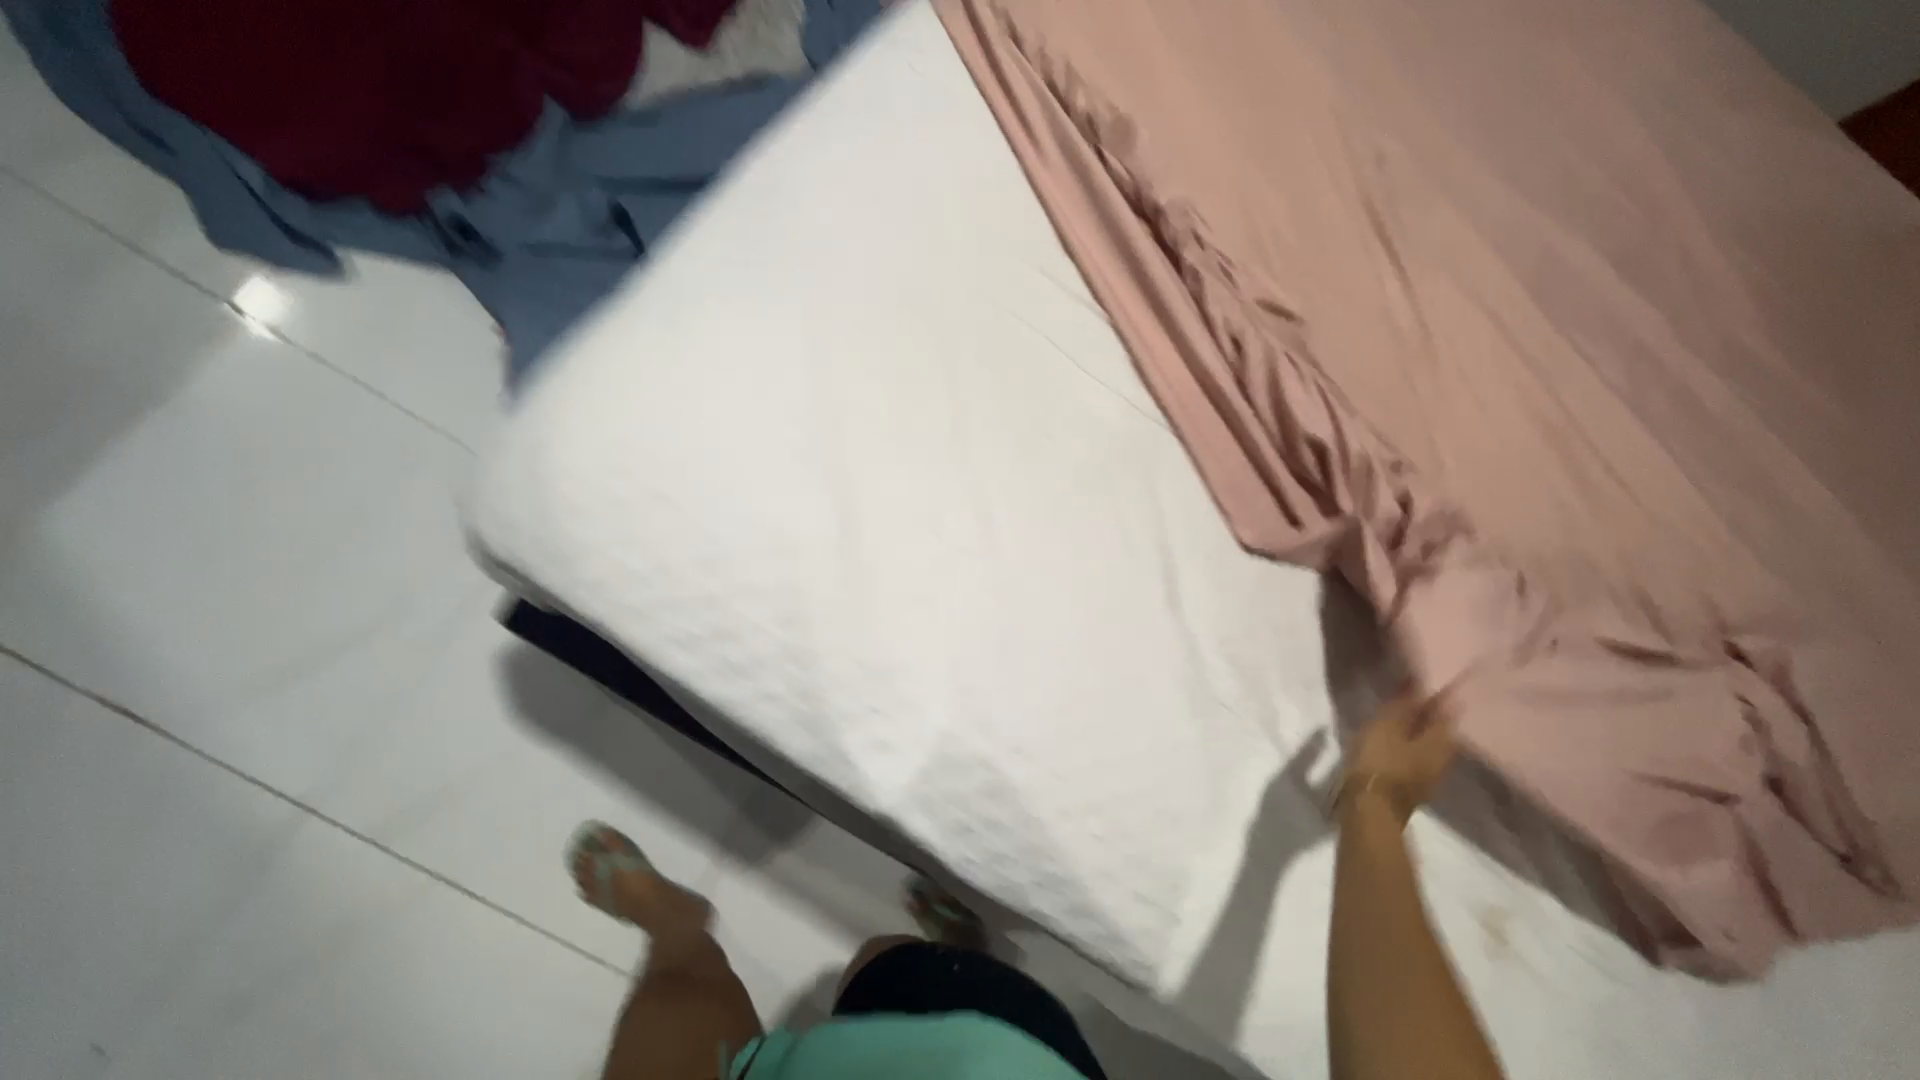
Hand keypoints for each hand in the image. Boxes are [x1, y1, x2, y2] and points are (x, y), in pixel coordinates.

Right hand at [1339, 687, 1458, 823]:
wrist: (1371, 811)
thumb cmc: (1380, 762)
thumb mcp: (1387, 726)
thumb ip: (1404, 704)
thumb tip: (1421, 681)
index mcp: (1442, 739)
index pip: (1447, 708)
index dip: (1439, 693)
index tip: (1426, 678)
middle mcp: (1445, 757)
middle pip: (1440, 727)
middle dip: (1428, 712)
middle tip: (1409, 695)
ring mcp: (1431, 775)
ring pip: (1428, 743)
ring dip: (1418, 730)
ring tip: (1398, 716)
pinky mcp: (1415, 786)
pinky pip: (1417, 756)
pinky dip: (1409, 745)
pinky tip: (1394, 741)